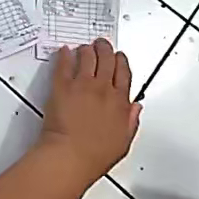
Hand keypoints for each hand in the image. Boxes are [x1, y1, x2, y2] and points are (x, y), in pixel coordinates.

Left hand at [38, 39, 139, 178]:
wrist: (70, 154)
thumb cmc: (95, 153)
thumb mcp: (124, 140)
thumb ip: (131, 120)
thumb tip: (136, 107)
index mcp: (120, 102)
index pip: (124, 73)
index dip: (121, 62)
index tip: (119, 57)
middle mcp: (103, 89)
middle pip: (106, 60)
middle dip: (104, 49)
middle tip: (101, 44)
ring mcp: (82, 85)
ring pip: (87, 57)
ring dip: (87, 49)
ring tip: (85, 47)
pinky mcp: (62, 86)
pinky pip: (64, 64)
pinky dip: (65, 55)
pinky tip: (65, 51)